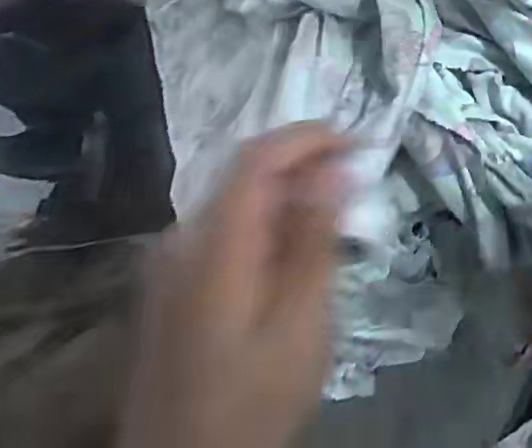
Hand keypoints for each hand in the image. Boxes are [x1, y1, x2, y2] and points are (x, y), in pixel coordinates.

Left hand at [118, 124, 350, 447]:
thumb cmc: (253, 396)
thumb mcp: (302, 319)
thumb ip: (315, 237)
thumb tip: (335, 169)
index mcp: (212, 247)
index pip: (257, 157)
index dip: (311, 136)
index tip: (360, 144)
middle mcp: (181, 242)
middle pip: (247, 171)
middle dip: (308, 161)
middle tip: (359, 179)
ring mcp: (170, 264)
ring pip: (240, 195)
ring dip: (293, 188)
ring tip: (339, 210)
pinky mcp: (175, 283)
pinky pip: (229, 223)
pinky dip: (271, 214)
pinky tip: (299, 242)